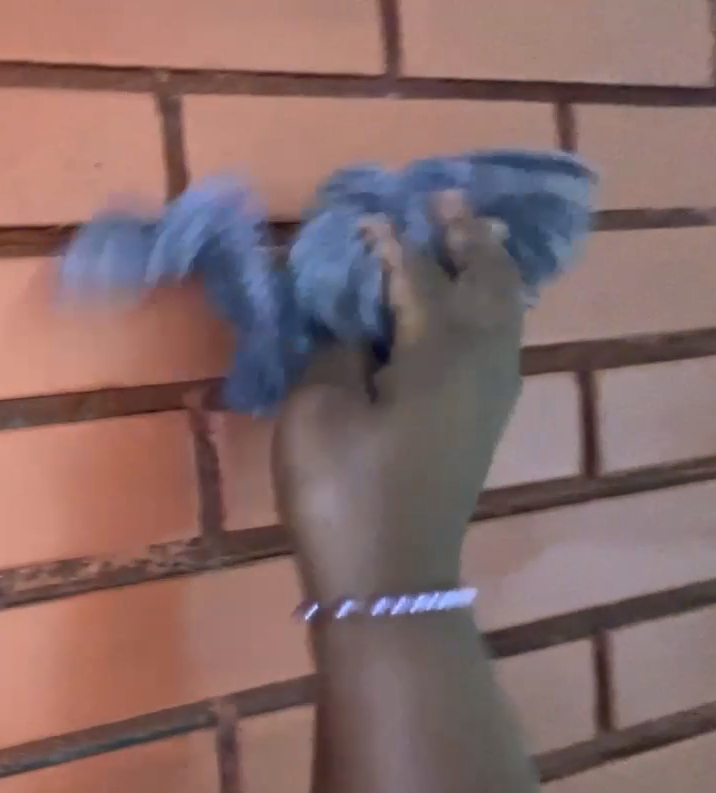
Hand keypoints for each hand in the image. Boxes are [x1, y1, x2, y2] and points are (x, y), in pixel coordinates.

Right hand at [273, 193, 524, 602]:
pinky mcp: (482, 418)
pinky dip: (490, 303)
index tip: (367, 214)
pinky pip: (500, 337)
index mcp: (439, 353)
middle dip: (465, 236)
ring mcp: (491, 392)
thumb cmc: (340, 485)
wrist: (386, 565)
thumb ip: (335, 354)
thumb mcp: (317, 413)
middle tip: (445, 199)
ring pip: (504, 308)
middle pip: (485, 281)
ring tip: (474, 235)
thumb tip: (351, 323)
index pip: (416, 278)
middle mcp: (483, 360)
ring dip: (487, 265)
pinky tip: (476, 304)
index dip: (389, 245)